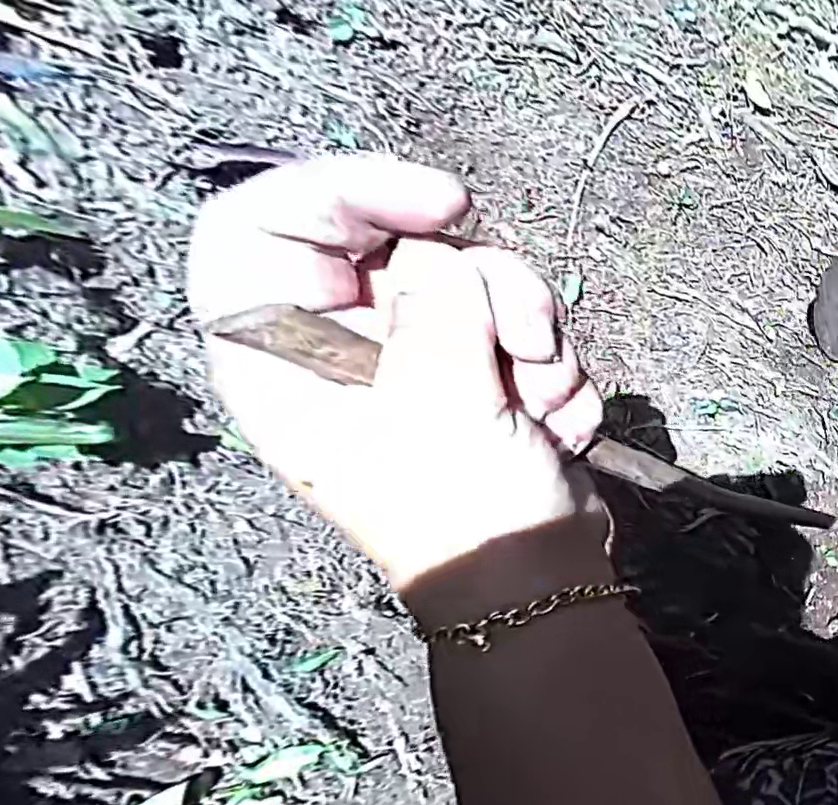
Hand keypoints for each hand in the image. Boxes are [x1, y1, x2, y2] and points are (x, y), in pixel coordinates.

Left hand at [187, 155, 604, 589]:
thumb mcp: (438, 400)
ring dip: (539, 347)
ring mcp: (435, 366)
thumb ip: (436, 305)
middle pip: (413, 254)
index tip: (450, 204)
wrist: (537, 577)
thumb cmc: (463, 506)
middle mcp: (357, 349)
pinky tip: (562, 426)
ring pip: (491, 296)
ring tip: (548, 406)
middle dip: (494, 293)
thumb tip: (450, 256)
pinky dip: (558, 378)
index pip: (275, 223)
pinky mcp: (497, 384)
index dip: (355, 193)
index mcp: (289, 352)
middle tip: (532, 344)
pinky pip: (532, 342)